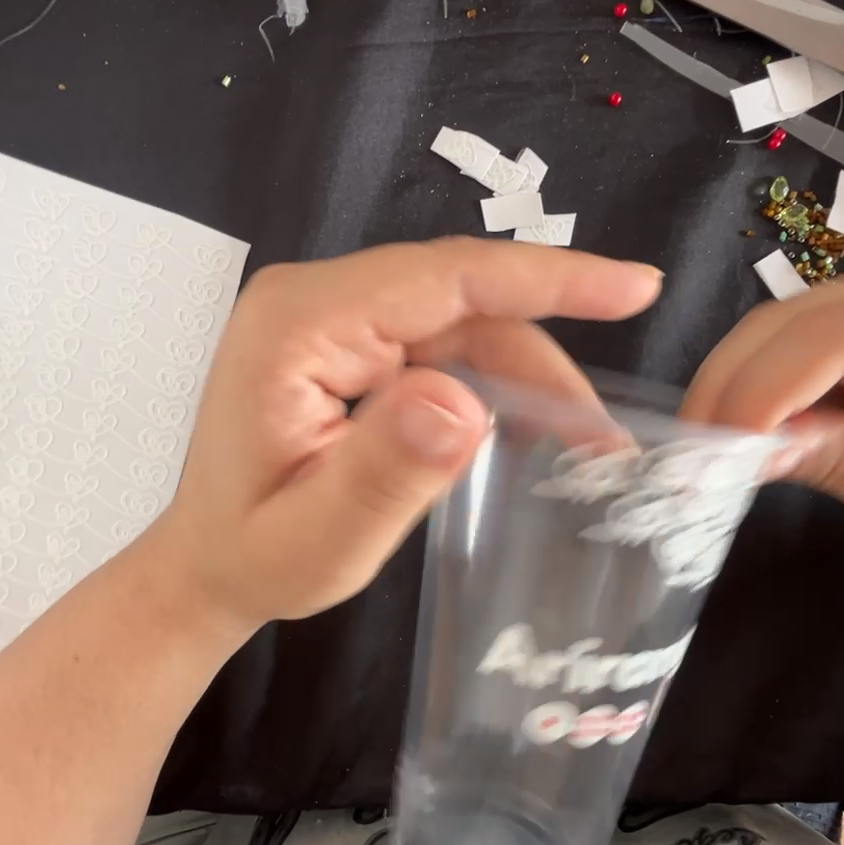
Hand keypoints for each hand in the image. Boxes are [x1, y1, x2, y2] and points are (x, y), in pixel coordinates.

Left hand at [142, 238, 662, 630]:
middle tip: (604, 435)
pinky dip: (493, 384)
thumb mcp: (316, 540)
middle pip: (460, 300)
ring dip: (525, 376)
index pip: (441, 278)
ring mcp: (333, 321)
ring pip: (460, 323)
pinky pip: (441, 346)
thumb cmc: (253, 560)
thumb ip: (383, 473)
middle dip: (543, 357)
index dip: (545, 279)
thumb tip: (463, 403)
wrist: (209, 566)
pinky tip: (526, 427)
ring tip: (581, 444)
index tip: (634, 289)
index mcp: (299, 325)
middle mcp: (316, 303)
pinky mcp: (349, 347)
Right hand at [680, 276, 843, 551]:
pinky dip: (750, 388)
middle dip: (732, 380)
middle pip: (793, 319)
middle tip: (690, 449)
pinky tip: (738, 429)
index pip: (842, 334)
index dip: (771, 383)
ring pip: (776, 329)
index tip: (719, 444)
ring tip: (706, 443)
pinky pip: (784, 350)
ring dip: (732, 382)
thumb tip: (753, 450)